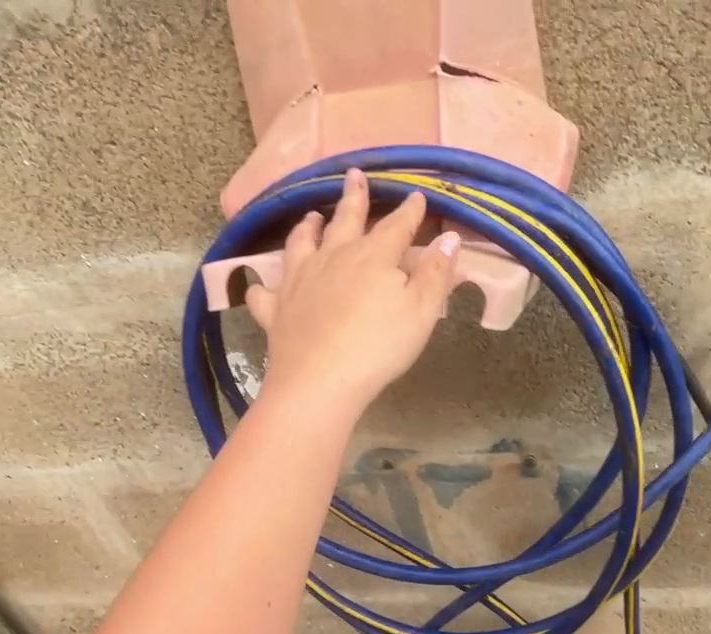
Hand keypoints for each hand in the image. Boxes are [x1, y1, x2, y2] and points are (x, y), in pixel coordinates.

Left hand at [246, 168, 459, 414]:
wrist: (320, 380)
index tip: (417, 196)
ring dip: (307, 228)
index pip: (397, 225)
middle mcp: (332, 257)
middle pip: (344, 220)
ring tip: (310, 217)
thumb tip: (450, 237)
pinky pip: (265, 293)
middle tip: (354, 175)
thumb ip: (435, 273)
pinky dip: (263, 287)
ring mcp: (298, 281)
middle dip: (353, 197)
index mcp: (373, 256)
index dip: (410, 211)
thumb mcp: (421, 312)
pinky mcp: (276, 309)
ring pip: (301, 244)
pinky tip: (260, 286)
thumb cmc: (379, 347)